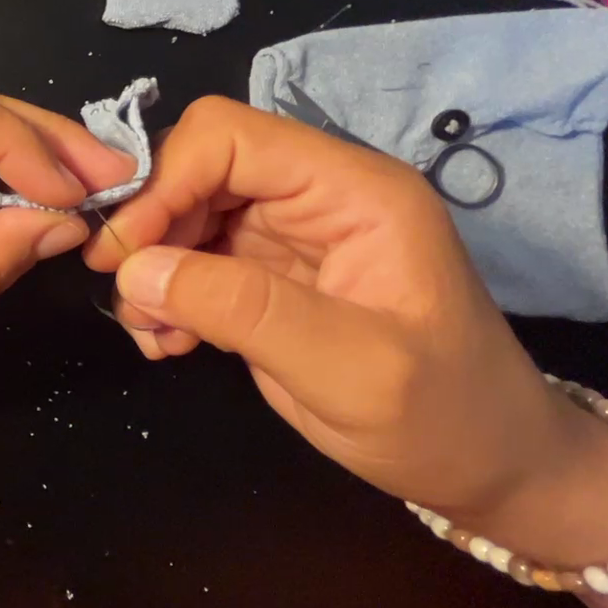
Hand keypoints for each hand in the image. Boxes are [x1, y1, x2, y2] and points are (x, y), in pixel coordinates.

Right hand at [84, 97, 607, 560]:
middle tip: (124, 289)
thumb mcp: (351, 369)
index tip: (125, 251)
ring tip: (152, 331)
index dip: (163, 180)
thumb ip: (242, 310)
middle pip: (190, 169)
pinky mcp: (254, 272)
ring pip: (174, 214)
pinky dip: (157, 295)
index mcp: (350, 190)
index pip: (227, 137)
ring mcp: (279, 233)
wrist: (483, 470)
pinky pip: (178, 259)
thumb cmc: (442, 417)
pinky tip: (167, 341)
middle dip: (145, 226)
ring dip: (146, 268)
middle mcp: (309, 196)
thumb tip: (133, 270)